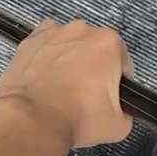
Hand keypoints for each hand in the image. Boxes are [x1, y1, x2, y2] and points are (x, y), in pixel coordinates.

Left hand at [0, 19, 134, 150]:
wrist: (33, 119)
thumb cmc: (78, 117)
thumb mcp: (118, 125)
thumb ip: (125, 112)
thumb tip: (119, 111)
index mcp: (108, 44)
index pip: (121, 59)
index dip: (118, 79)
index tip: (110, 94)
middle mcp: (82, 30)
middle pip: (94, 47)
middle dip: (93, 65)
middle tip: (86, 93)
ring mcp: (54, 32)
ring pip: (69, 43)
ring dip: (69, 58)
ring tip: (61, 85)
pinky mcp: (31, 39)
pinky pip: (45, 41)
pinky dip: (46, 53)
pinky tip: (44, 72)